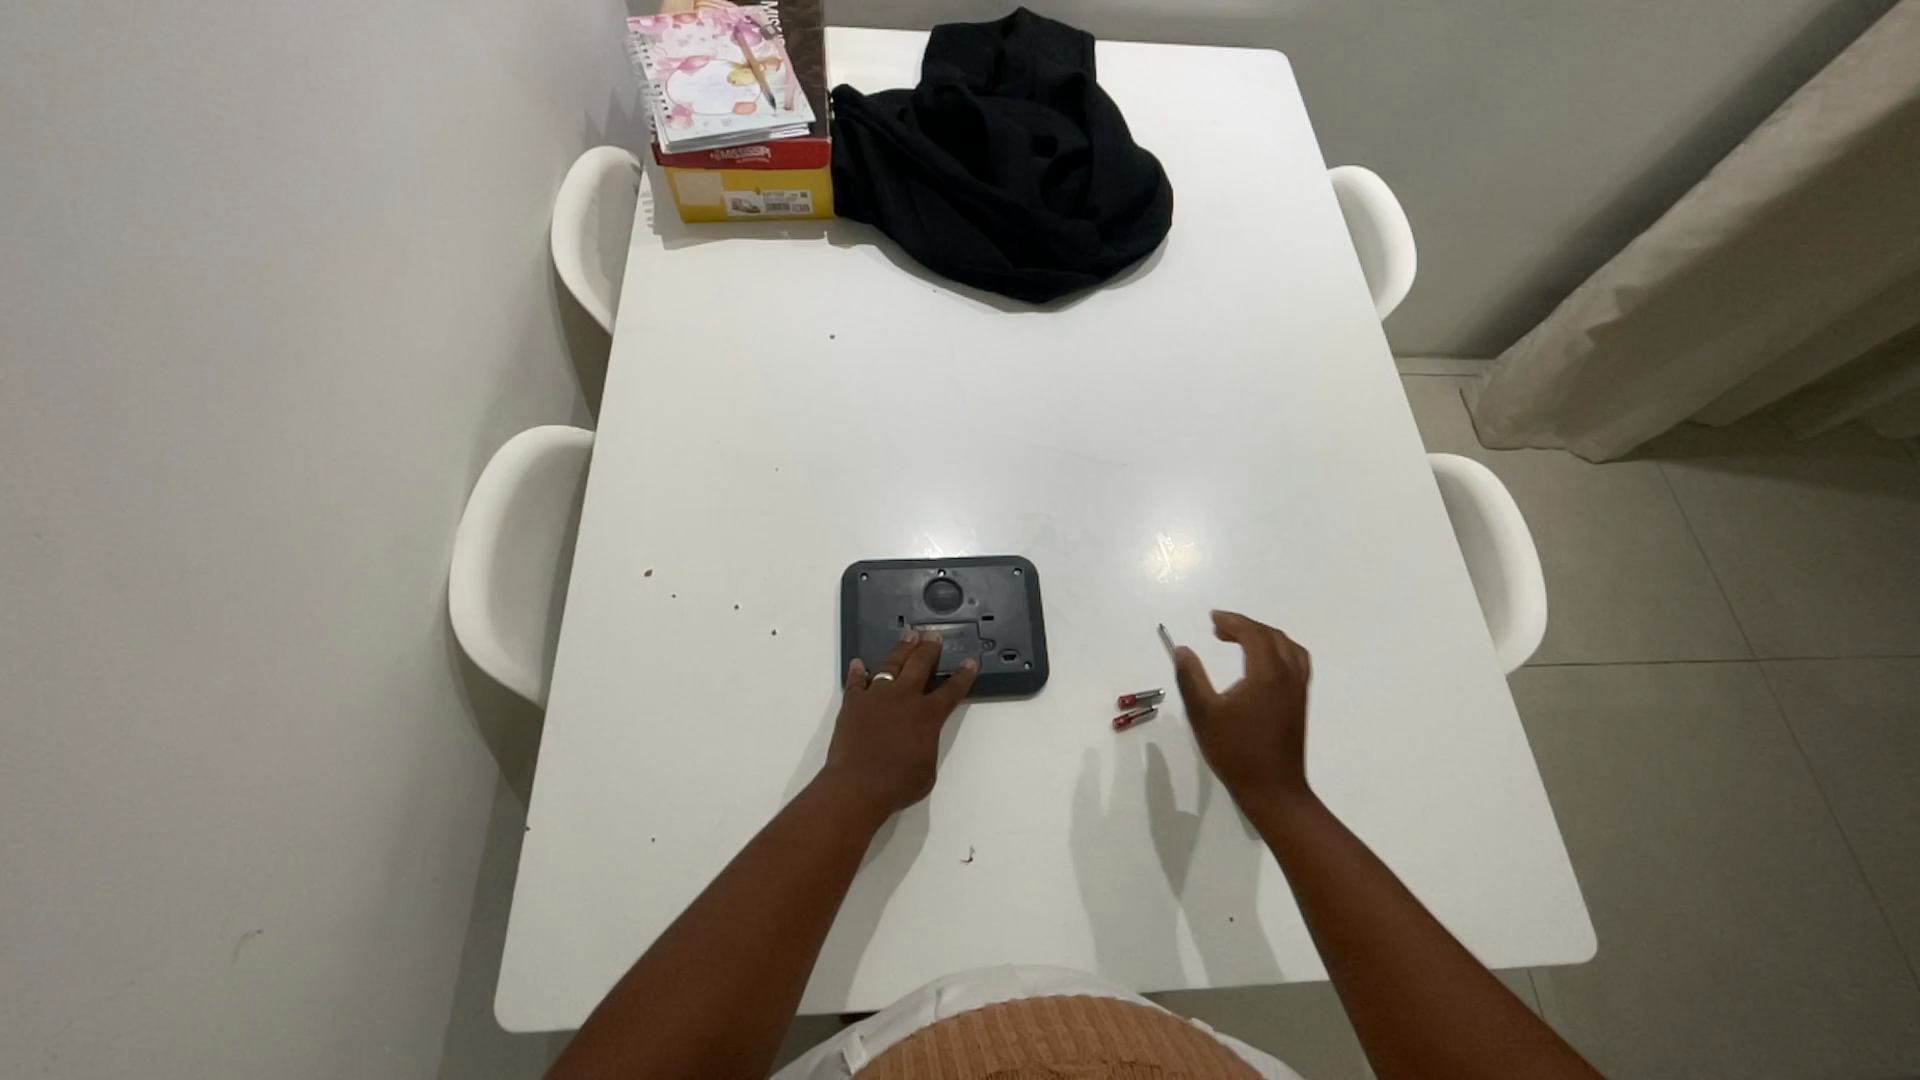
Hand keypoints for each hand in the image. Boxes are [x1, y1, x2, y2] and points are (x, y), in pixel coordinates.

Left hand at [818, 630, 976, 818]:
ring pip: (892, 664)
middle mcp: (904, 697)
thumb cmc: (898, 784)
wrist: (858, 785)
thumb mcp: (927, 769)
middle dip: (930, 648)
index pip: (952, 690)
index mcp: (928, 715)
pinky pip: (856, 681)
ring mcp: (877, 696)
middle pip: (921, 664)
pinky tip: (859, 664)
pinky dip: (858, 672)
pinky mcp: (853, 702)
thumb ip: (927, 745)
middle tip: (934, 635)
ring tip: (908, 636)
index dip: (963, 675)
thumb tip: (919, 740)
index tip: (970, 662)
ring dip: (902, 649)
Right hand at [1172, 611, 1312, 810]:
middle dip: (1246, 626)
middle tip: (1219, 629)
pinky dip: (1278, 651)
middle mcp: (1289, 676)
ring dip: (1264, 636)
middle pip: (1272, 636)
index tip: (1212, 619)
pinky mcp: (1300, 703)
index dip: (1233, 621)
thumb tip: (1182, 650)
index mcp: (1267, 674)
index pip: (1253, 634)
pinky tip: (1261, 664)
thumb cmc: (1235, 751)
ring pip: (1288, 647)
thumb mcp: (1203, 714)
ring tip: (1240, 640)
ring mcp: (1298, 690)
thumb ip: (1191, 678)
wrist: (1273, 789)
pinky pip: (1296, 661)